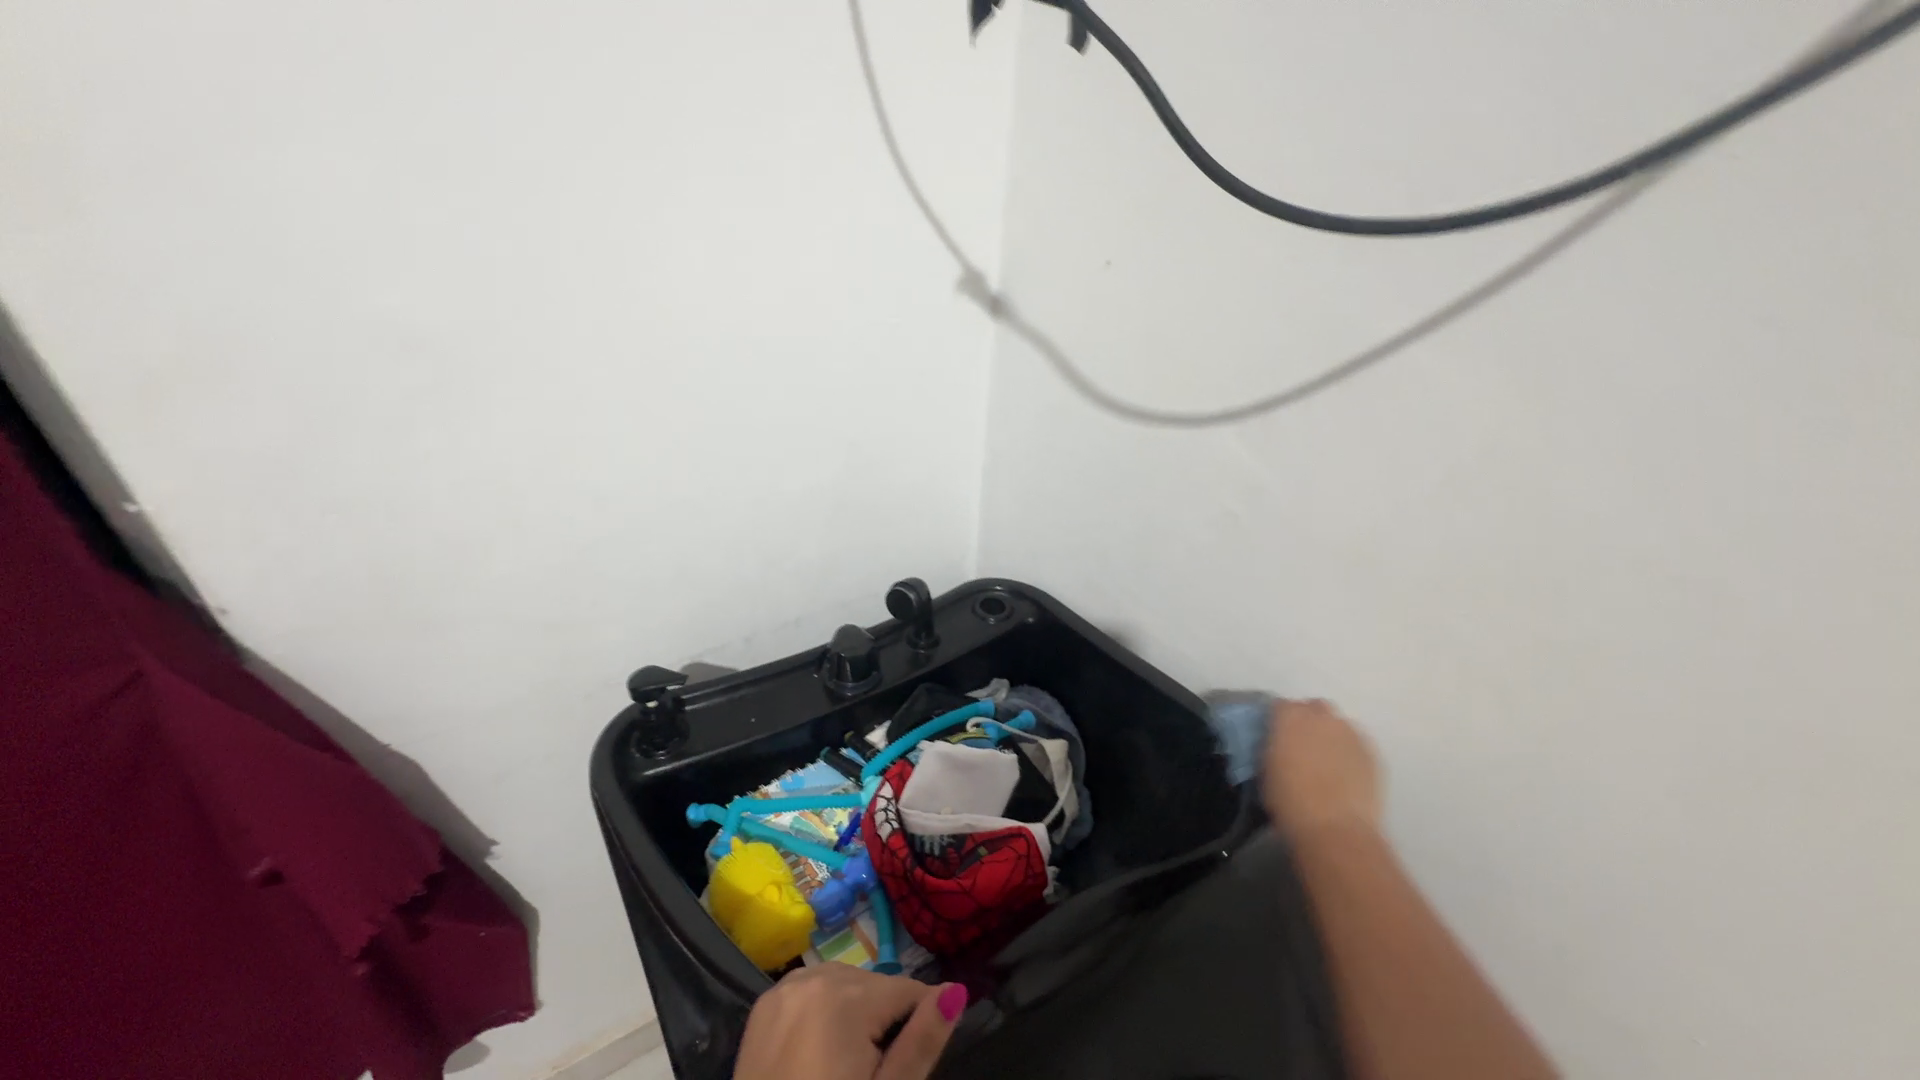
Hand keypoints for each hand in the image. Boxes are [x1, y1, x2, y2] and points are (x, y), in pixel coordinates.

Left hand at [734, 964, 966, 1079]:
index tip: (900, 1067)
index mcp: (847, 996)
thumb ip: (922, 1041)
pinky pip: (812, 991)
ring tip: (844, 1068)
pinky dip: (824, 1012)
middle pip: (876, 986)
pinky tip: (818, 1054)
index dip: (917, 1029)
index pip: (911, 991)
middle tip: (869, 1074)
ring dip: (856, 1014)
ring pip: (845, 985)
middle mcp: (814, 977)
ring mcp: (784, 988)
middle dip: (883, 1022)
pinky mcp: (763, 1005)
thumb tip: (956, 991)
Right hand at [1262, 699, 1382, 837]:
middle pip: (1314, 708)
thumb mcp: (1266, 771)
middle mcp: (1322, 717)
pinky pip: (1357, 744)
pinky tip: (1345, 773)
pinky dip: (1349, 752)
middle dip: (1308, 720)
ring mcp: (1351, 733)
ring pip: (1339, 725)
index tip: (1274, 736)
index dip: (1278, 720)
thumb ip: (1272, 748)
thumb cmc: (1289, 801)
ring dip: (1331, 735)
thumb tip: (1277, 745)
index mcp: (1290, 718)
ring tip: (1326, 760)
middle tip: (1301, 745)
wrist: (1335, 828)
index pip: (1281, 706)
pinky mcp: (1373, 753)